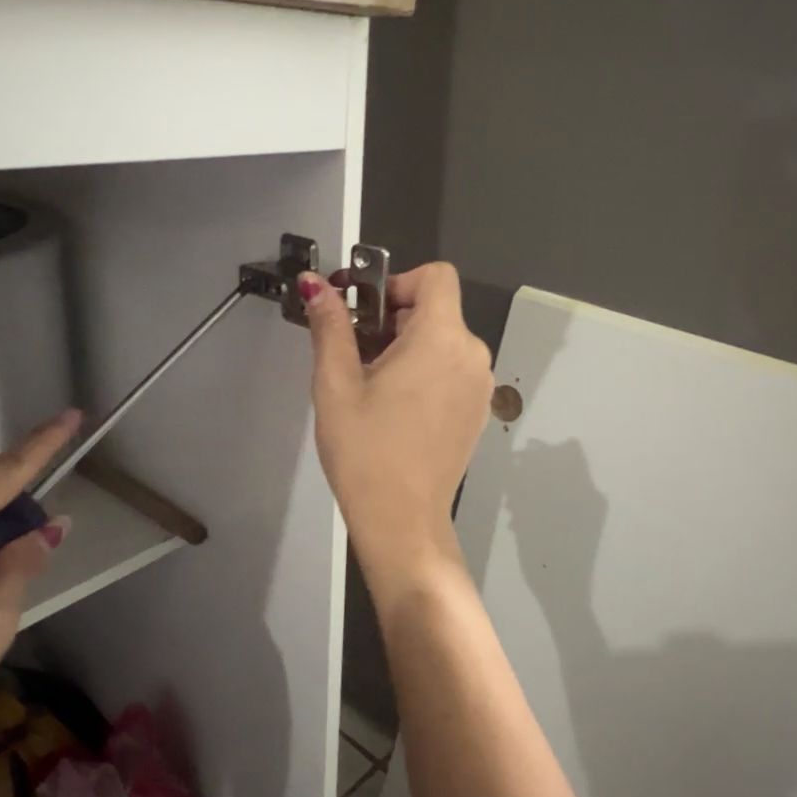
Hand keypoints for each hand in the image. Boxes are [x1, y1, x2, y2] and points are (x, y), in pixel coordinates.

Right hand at [300, 263, 493, 578]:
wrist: (402, 521)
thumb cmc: (365, 451)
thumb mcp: (337, 383)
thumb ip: (330, 325)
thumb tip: (315, 284)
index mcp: (442, 338)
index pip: (435, 275)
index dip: (398, 282)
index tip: (366, 313)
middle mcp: (472, 354)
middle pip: (437, 309)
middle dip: (394, 319)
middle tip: (355, 354)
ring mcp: (480, 385)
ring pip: (444, 340)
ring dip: (408, 346)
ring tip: (372, 385)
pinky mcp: (478, 410)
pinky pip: (453, 369)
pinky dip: (426, 371)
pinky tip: (396, 407)